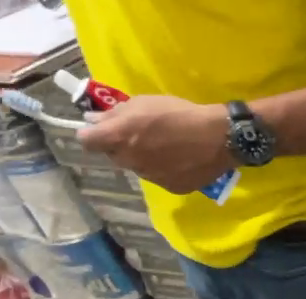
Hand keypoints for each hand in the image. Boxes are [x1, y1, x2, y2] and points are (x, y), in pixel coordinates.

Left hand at [78, 95, 233, 194]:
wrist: (219, 138)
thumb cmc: (179, 114)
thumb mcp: (143, 103)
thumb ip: (115, 114)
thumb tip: (94, 121)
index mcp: (120, 137)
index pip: (87, 141)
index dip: (91, 135)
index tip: (101, 130)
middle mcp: (132, 161)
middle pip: (114, 157)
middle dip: (120, 147)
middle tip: (139, 137)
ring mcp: (153, 178)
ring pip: (138, 168)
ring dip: (143, 160)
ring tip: (165, 149)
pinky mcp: (173, 187)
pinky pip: (160, 179)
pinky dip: (164, 171)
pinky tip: (179, 162)